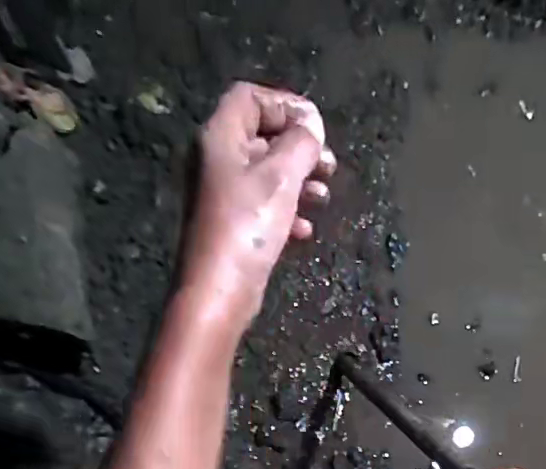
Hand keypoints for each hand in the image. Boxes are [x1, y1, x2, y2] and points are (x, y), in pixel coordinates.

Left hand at [179, 83, 334, 325]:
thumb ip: (301, 143)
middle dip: (299, 149)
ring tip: (323, 197)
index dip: (286, 105)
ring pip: (267, 177)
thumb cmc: (248, 227)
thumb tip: (312, 126)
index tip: (317, 128)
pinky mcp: (232, 230)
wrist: (219, 292)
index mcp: (220, 138)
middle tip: (329, 167)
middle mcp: (216, 163)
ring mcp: (223, 199)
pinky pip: (263, 209)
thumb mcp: (281, 176)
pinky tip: (305, 230)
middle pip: (262, 138)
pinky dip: (287, 213)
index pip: (251, 99)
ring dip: (299, 182)